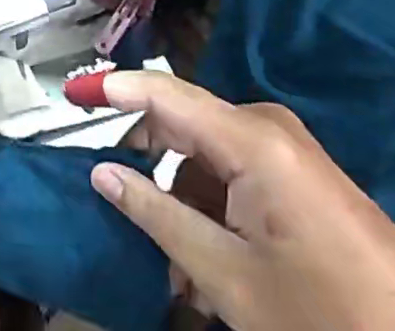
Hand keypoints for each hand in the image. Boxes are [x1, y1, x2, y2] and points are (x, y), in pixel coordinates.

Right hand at [91, 71, 394, 330]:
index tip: (66, 91)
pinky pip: (233, 174)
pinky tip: (204, 262)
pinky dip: (208, 206)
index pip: (162, 93)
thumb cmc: (328, 317)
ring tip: (170, 263)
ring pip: (204, 155)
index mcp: (250, 141)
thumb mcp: (228, 275)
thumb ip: (156, 214)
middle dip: (144, 161)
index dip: (109, 88)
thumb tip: (101, 172)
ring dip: (177, 196)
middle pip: (180, 123)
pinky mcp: (299, 176)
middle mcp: (266, 130)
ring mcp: (287, 151)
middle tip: (114, 203)